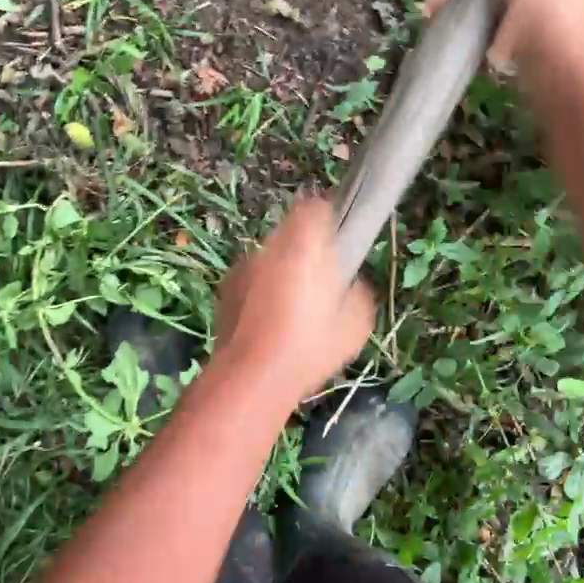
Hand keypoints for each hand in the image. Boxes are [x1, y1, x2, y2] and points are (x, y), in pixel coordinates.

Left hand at [214, 198, 374, 403]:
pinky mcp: (226, 285)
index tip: (336, 241)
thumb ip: (357, 292)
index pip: (314, 206)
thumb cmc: (309, 348)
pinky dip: (260, 287)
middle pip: (290, 231)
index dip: (327, 219)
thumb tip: (350, 284)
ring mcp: (244, 264)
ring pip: (269, 255)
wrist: (253, 376)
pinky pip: (251, 276)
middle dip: (304, 248)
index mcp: (305, 246)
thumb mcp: (355, 325)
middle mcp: (271, 246)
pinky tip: (267, 319)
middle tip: (318, 281)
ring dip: (281, 269)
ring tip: (291, 307)